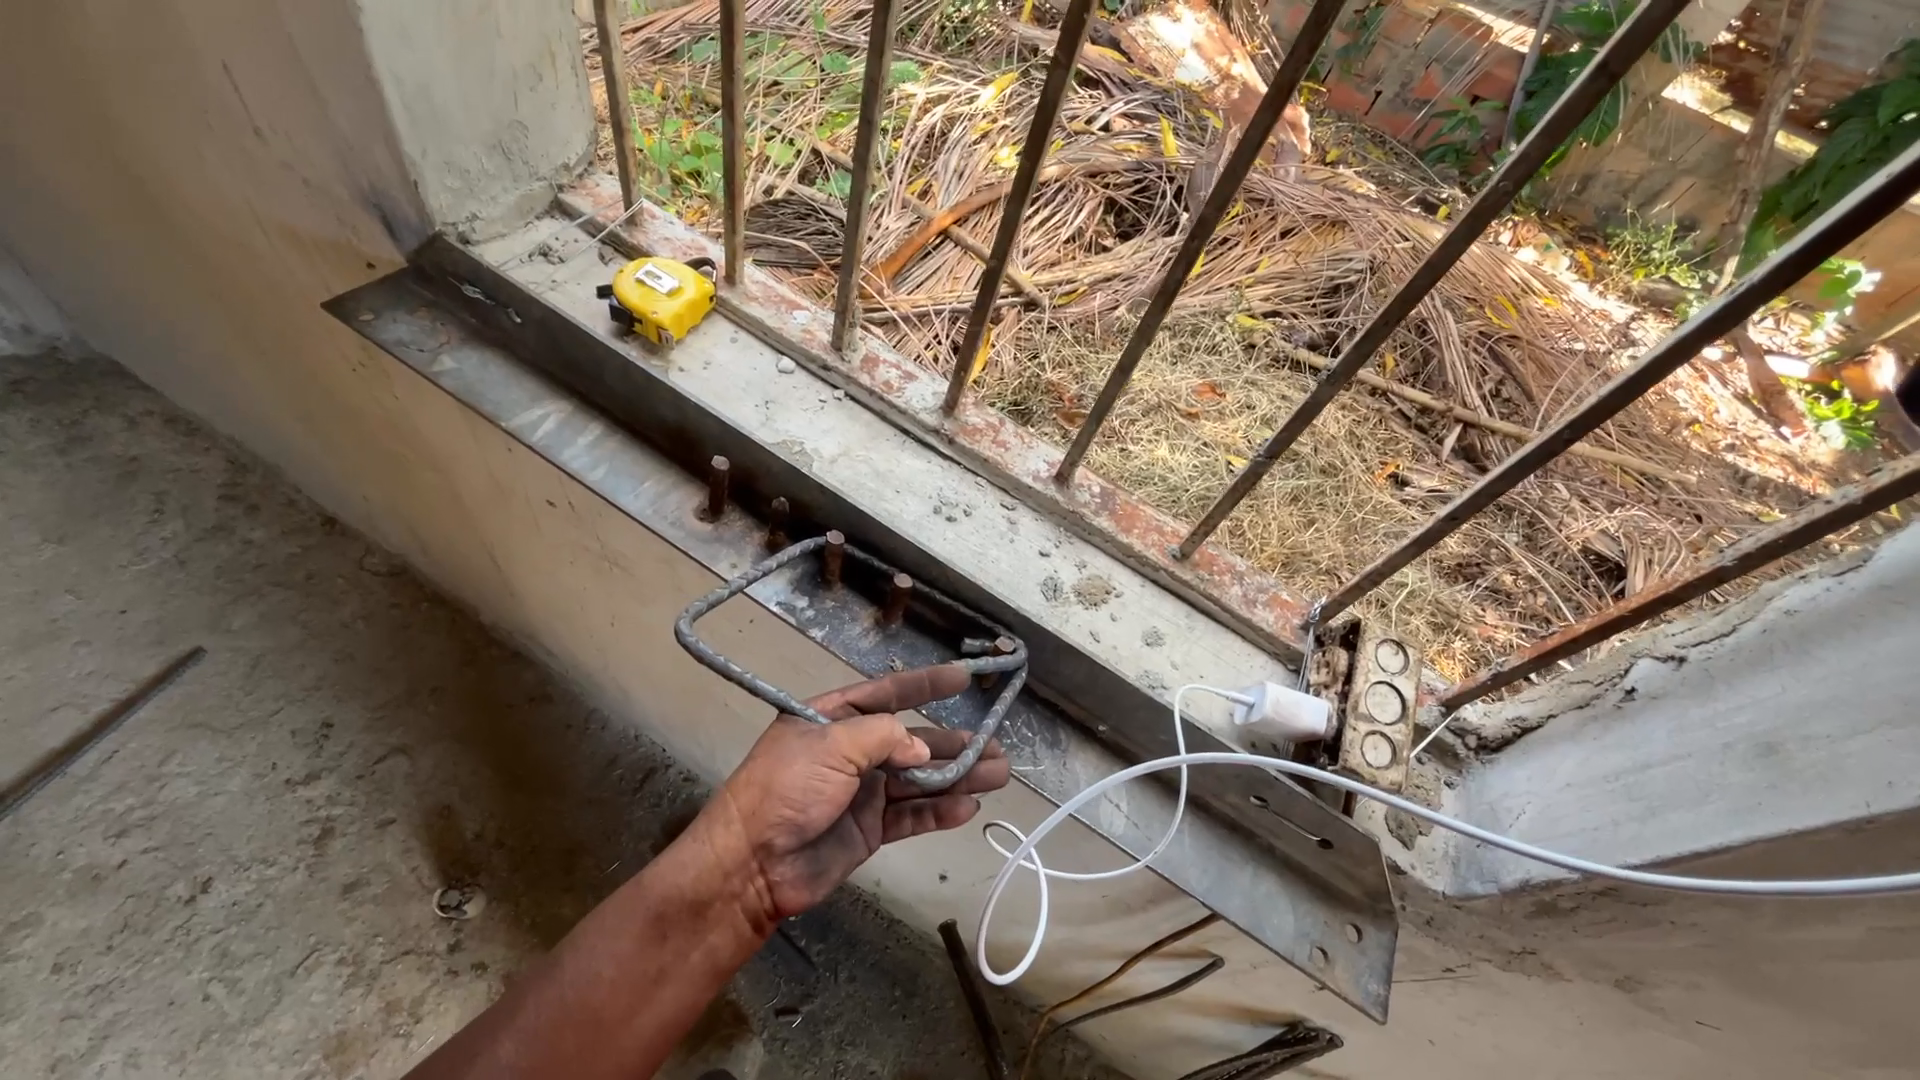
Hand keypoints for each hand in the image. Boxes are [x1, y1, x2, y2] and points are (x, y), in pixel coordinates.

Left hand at [706, 664, 1009, 921]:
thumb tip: (922, 750)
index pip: (888, 694)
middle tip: (999, 747)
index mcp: (834, 719)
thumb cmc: (784, 789)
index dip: (926, 685)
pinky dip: (939, 812)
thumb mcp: (830, 745)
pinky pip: (912, 816)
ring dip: (959, 778)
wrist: (752, 865)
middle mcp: (852, 752)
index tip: (964, 677)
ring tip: (998, 776)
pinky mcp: (869, 830)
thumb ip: (883, 738)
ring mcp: (862, 792)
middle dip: (956, 744)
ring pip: (921, 781)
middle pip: (914, 743)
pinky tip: (967, 809)